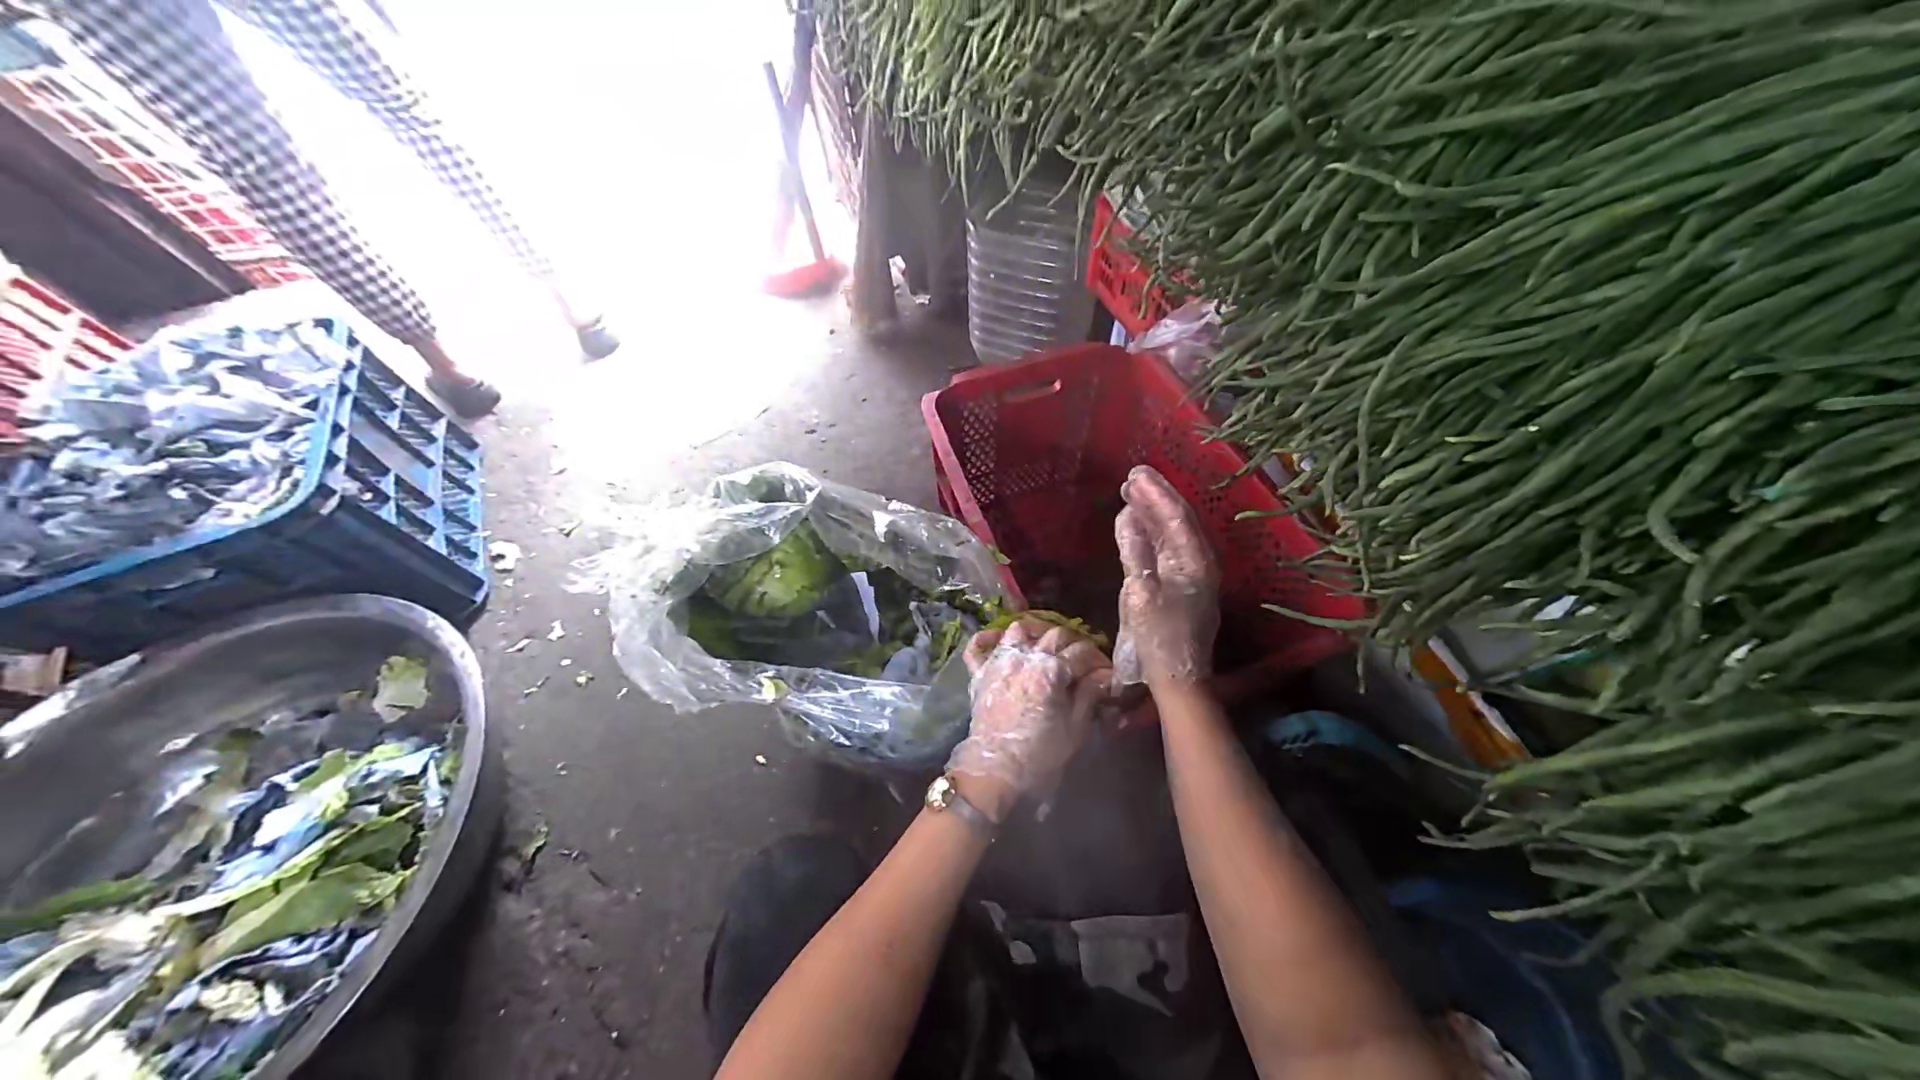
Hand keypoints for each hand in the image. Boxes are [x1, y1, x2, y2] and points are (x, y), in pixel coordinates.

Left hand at [947, 619, 1111, 814]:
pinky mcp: (979, 674)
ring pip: (1017, 629)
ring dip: (1036, 632)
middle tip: (1081, 659)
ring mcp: (998, 662)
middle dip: (1073, 643)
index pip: (1082, 651)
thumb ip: (1089, 695)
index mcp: (1052, 670)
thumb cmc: (1041, 756)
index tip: (1105, 671)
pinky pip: (977, 646)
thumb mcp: (1076, 728)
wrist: (996, 773)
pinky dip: (987, 638)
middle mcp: (1024, 657)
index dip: (1098, 659)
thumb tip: (1103, 674)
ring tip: (1046, 644)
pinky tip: (999, 639)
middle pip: (1055, 634)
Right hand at [1114, 465, 1219, 687]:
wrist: (1177, 678)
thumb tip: (1127, 515)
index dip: (1155, 493)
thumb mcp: (1141, 593)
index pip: (1175, 516)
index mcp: (1195, 561)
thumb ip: (1135, 551)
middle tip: (1132, 476)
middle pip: (1177, 520)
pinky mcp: (1181, 587)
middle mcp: (1198, 563)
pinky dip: (1150, 535)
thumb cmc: (1160, 637)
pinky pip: (1166, 550)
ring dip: (1151, 514)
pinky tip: (1136, 527)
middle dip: (1155, 497)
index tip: (1135, 473)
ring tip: (1131, 494)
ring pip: (1171, 535)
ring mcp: (1191, 575)